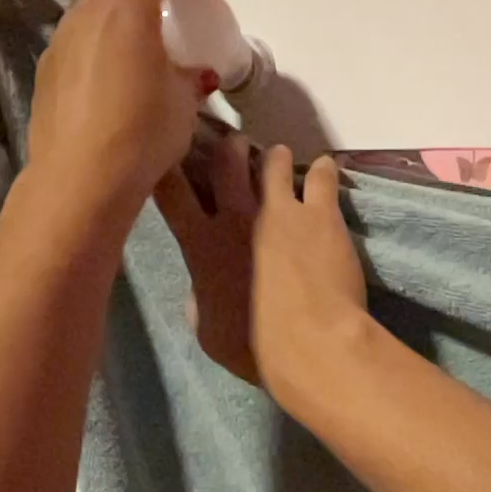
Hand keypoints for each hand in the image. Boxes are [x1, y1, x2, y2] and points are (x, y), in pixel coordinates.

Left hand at [28, 0, 202, 214]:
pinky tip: (104, 70)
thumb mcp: (183, 106)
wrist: (82, 176)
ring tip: (128, 38)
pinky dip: (92, 45)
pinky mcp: (45, 71)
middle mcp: (88, 17)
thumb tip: (192, 72)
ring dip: (109, 17)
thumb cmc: (144, 134)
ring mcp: (60, 42)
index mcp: (129, 14)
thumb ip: (187, 78)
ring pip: (87, 14)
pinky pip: (74, 43)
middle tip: (154, 6)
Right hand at [158, 141, 371, 400]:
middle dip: (226, 149)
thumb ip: (198, 303)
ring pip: (270, 162)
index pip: (171, 193)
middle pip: (223, 163)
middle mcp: (235, 217)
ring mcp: (278, 209)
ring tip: (276, 153)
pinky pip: (321, 177)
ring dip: (272, 156)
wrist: (307, 342)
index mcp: (200, 246)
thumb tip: (199, 292)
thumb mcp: (206, 332)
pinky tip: (324, 166)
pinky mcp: (320, 213)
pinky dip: (322, 169)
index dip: (166, 169)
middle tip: (232, 143)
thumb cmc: (250, 348)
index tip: (169, 157)